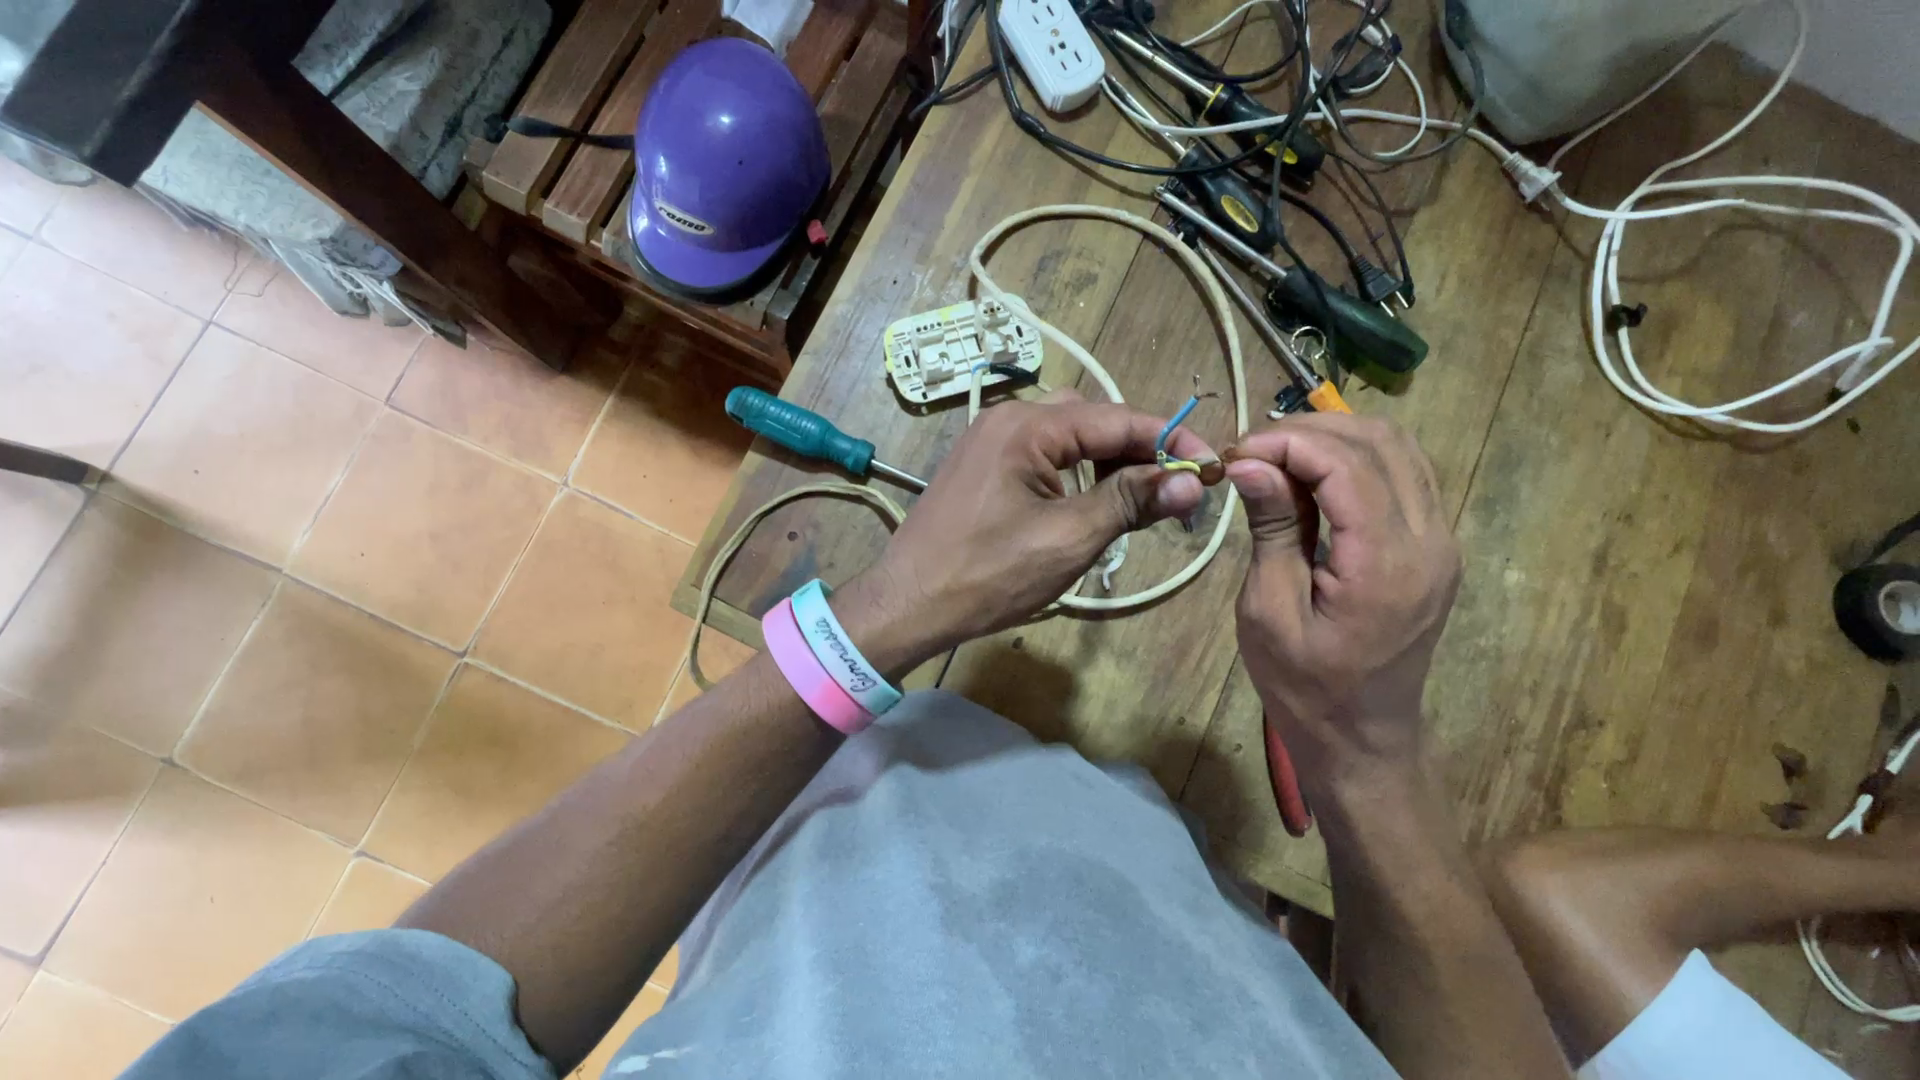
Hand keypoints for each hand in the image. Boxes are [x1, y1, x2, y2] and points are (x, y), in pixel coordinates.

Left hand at [839, 395, 1213, 667]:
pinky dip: (1075, 477)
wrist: (907, 605)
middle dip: (1138, 453)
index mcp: (1028, 426)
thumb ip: (1130, 502)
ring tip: (1138, 504)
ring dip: (1108, 466)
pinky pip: (1042, 459)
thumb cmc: (988, 574)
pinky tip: (1091, 507)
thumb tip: (1191, 481)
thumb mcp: (1068, 539)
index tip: (1212, 468)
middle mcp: (1008, 419)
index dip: (1170, 441)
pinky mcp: (982, 468)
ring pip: (1068, 441)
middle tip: (1173, 494)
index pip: (1118, 418)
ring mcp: (990, 442)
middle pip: (1093, 422)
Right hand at [1224, 415, 1460, 784]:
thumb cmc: (1304, 686)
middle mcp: (1430, 541)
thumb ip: (1273, 528)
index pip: (1346, 464)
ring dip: (1337, 439)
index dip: (1287, 442)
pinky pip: (1406, 477)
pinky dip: (1359, 461)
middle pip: (1381, 443)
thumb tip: (1249, 463)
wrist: (1362, 738)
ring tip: (1278, 456)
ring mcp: (1442, 543)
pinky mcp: (1436, 549)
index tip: (1235, 453)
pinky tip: (1315, 477)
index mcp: (1386, 562)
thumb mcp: (1269, 610)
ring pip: (1401, 450)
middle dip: (1310, 431)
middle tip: (1252, 451)